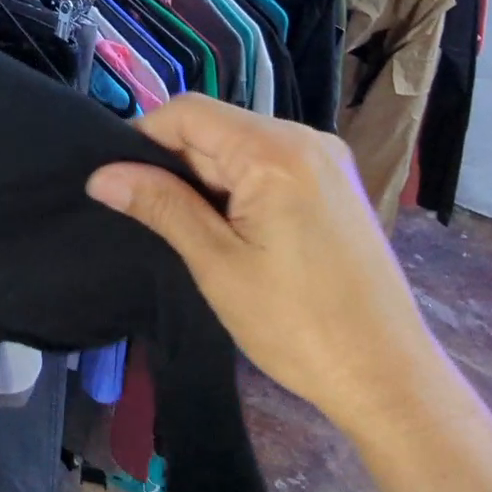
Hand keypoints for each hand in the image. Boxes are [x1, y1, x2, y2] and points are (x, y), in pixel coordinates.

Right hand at [87, 95, 438, 428]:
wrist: (391, 380)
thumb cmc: (298, 325)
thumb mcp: (217, 264)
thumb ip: (160, 205)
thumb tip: (100, 176)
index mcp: (276, 150)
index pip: (188, 111)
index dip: (145, 136)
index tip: (121, 181)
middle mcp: (305, 138)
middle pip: (215, 127)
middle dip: (177, 163)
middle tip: (157, 218)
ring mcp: (326, 159)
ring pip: (239, 145)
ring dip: (205, 177)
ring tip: (193, 230)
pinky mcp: (334, 183)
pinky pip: (268, 162)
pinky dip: (238, 185)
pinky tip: (232, 229)